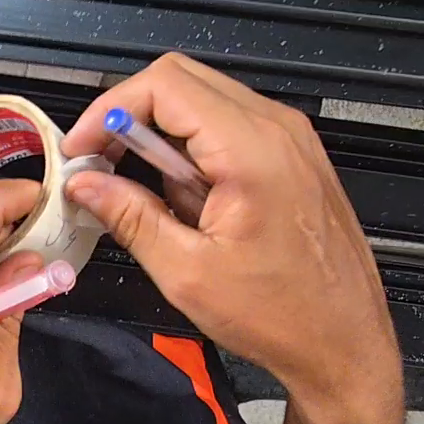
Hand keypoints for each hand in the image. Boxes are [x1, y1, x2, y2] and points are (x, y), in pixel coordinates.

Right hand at [60, 54, 401, 420]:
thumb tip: (85, 185)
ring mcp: (287, 140)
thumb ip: (129, 217)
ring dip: (153, 137)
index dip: (108, 111)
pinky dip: (184, 152)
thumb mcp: (185, 272)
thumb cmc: (277, 315)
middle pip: (180, 81)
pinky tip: (176, 201)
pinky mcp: (288, 159)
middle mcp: (276, 129)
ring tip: (133, 192)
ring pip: (200, 103)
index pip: (164, 86)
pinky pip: (223, 130)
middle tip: (95, 166)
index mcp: (251, 149)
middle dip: (125, 117)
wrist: (343, 342)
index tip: (80, 151)